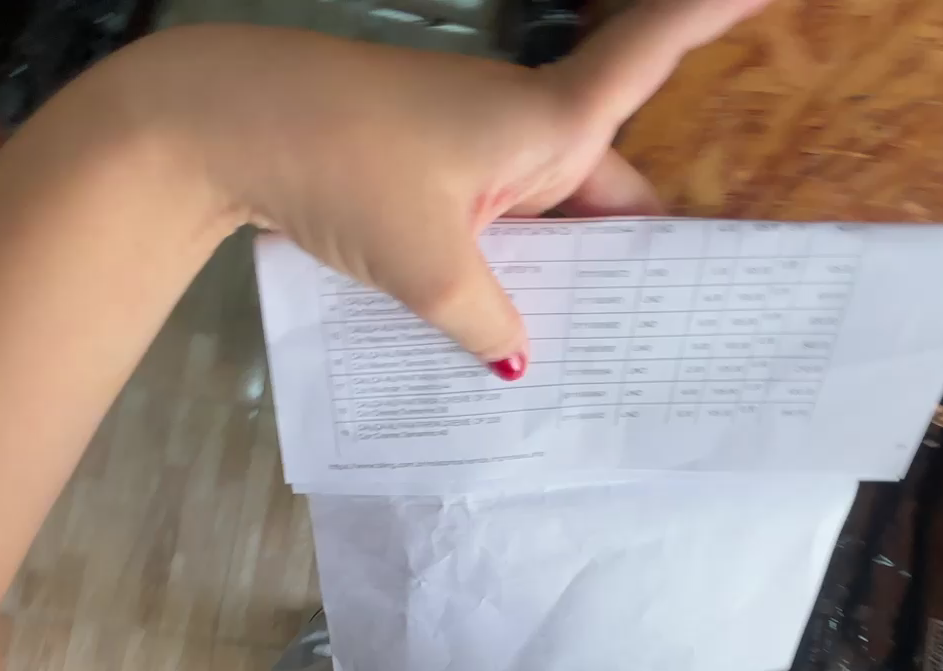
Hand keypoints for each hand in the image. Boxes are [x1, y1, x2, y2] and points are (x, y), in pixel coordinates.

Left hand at [103, 0, 767, 376]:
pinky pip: (496, 228)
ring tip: (592, 352)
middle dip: (634, 253)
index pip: (651, 54)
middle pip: (606, 187)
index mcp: (544, 123)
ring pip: (548, 217)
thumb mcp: (428, 269)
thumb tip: (516, 363)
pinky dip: (510, 273)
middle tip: (664, 328)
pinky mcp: (434, 179)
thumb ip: (486, 322)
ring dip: (566, 275)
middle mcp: (521, 131)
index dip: (715, 14)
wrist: (228, 128)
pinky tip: (509, 330)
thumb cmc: (347, 170)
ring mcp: (474, 155)